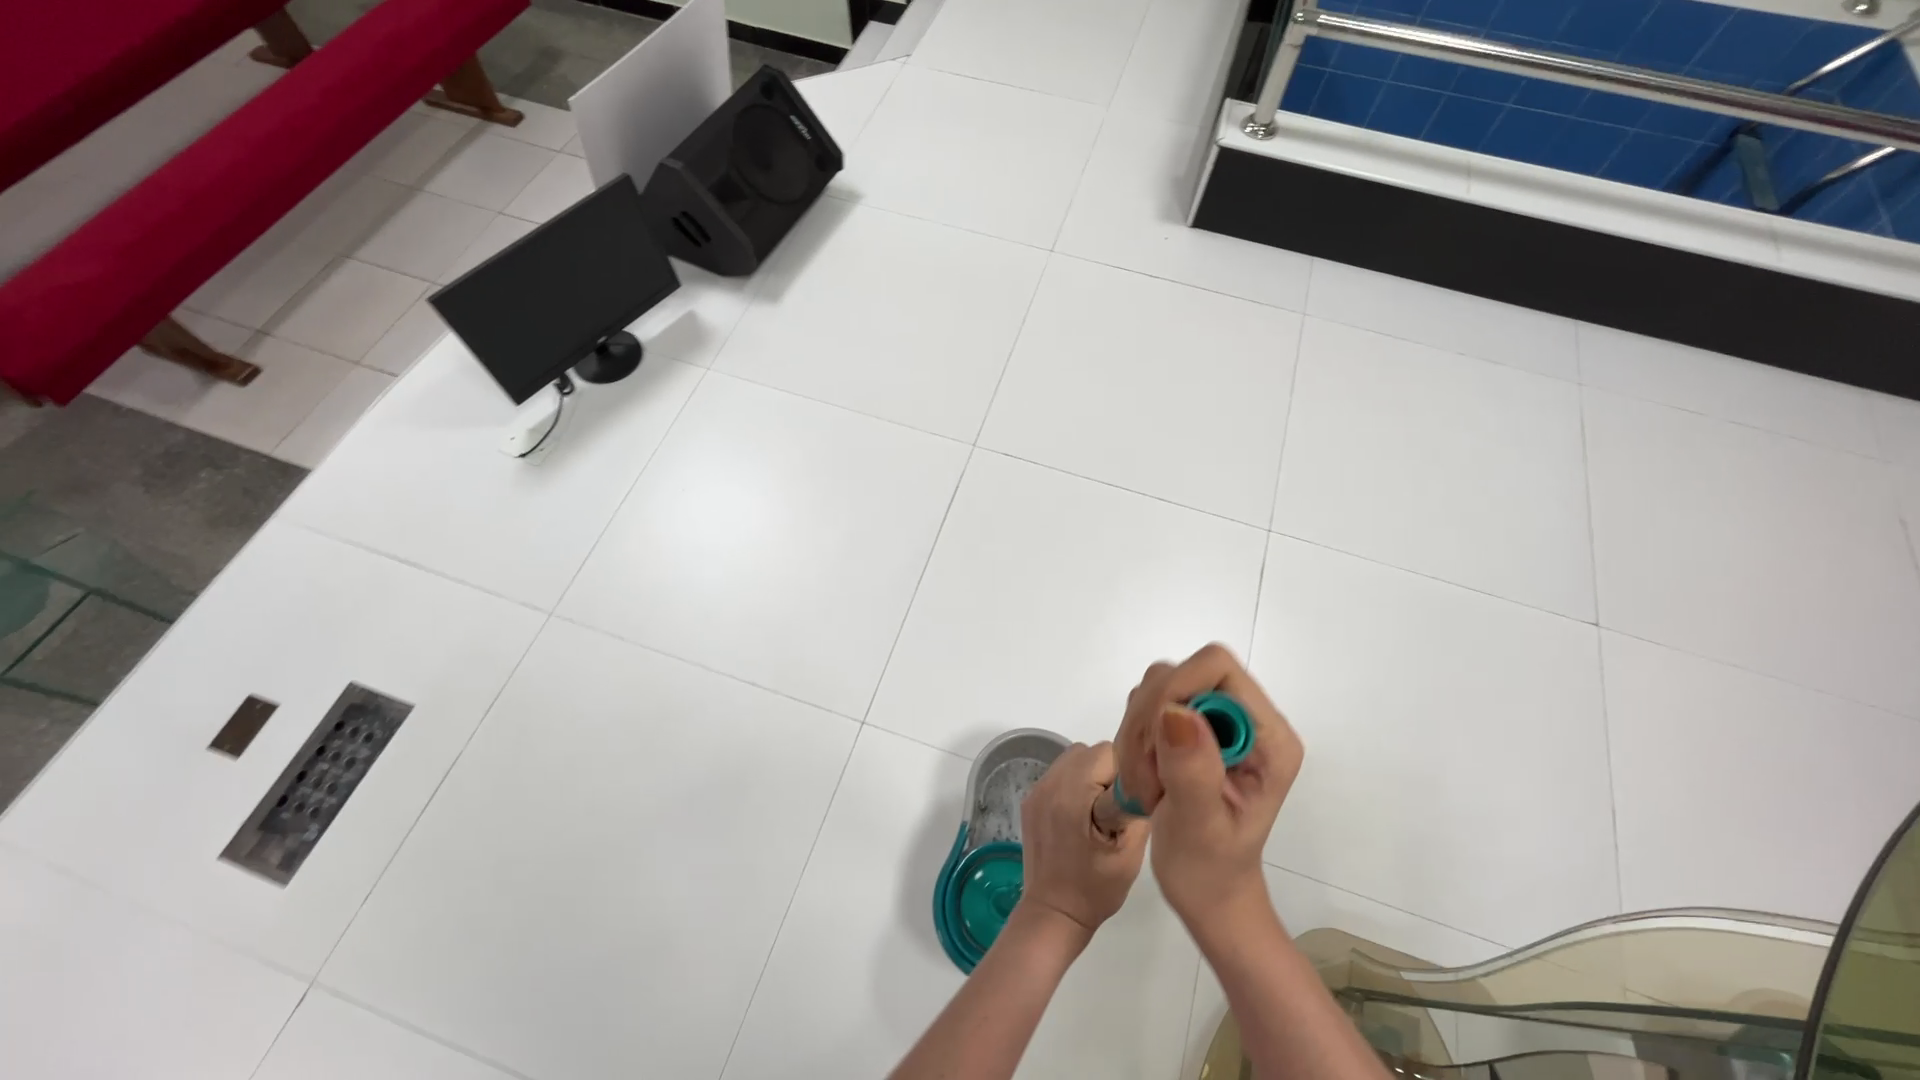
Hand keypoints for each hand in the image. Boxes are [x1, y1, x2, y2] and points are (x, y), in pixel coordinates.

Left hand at [1018, 741, 1149, 934]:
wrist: (1054, 914)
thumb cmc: (1096, 889)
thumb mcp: (1130, 851)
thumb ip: (1138, 805)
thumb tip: (1147, 777)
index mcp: (1071, 795)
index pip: (1109, 753)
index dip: (1129, 771)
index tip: (1134, 798)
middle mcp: (1048, 784)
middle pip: (1090, 751)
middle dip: (1111, 771)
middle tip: (1120, 806)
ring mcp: (1036, 791)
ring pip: (1074, 758)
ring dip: (1092, 775)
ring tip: (1101, 810)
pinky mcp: (1031, 800)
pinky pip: (1060, 774)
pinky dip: (1076, 783)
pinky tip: (1082, 815)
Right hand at [1137, 644, 1303, 926]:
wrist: (1207, 894)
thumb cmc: (1211, 871)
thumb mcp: (1202, 828)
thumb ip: (1193, 770)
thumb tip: (1176, 712)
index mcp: (1268, 736)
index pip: (1217, 668)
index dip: (1176, 689)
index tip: (1154, 743)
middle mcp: (1244, 718)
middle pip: (1180, 673)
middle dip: (1148, 722)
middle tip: (1147, 778)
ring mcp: (1214, 722)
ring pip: (1156, 689)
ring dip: (1136, 736)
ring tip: (1147, 787)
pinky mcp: (1188, 730)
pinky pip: (1145, 710)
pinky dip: (1132, 742)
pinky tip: (1144, 781)